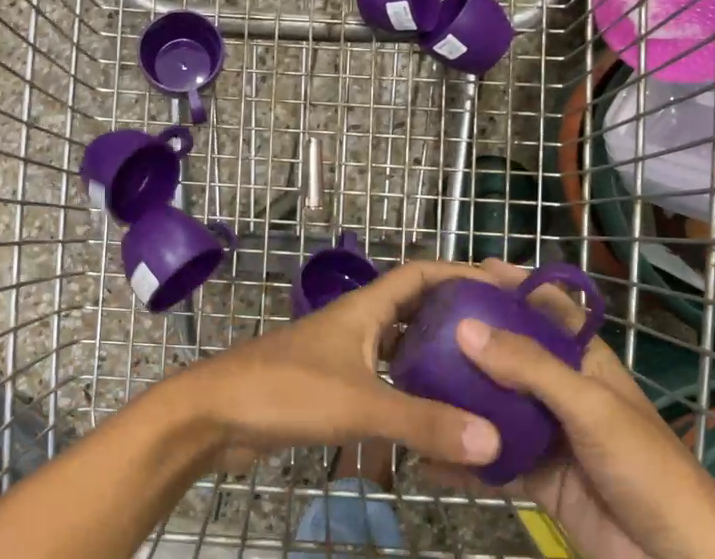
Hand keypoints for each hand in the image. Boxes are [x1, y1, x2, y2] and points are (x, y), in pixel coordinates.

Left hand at [171, 261, 503, 472]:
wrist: (215, 415)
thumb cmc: (286, 391)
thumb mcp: (360, 405)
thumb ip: (423, 422)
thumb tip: (491, 439)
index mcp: (362, 309)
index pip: (418, 275)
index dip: (457, 274)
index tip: (499, 286)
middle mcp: (354, 325)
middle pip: (411, 309)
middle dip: (451, 317)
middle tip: (497, 338)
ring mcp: (339, 356)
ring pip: (395, 347)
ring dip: (430, 356)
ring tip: (475, 377)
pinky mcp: (327, 388)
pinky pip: (380, 380)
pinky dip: (406, 390)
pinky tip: (428, 416)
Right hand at [423, 260, 714, 558]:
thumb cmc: (645, 469)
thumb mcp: (591, 408)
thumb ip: (530, 367)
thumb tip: (465, 327)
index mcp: (587, 363)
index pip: (549, 309)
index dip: (516, 286)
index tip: (470, 269)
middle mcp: (564, 392)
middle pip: (513, 354)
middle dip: (475, 338)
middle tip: (425, 322)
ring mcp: (549, 436)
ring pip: (496, 406)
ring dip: (461, 395)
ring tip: (411, 378)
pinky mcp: (536, 478)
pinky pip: (491, 459)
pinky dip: (461, 457)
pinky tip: (425, 452)